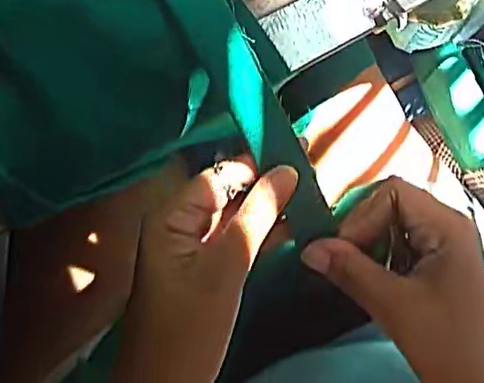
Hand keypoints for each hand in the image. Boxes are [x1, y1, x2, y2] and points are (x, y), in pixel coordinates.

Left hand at [112, 158, 298, 382]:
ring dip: (271, 202)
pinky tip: (295, 220)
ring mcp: (193, 246)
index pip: (223, 173)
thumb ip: (258, 213)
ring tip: (310, 188)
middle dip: (269, 178)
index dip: (260, 161)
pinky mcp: (206, 267)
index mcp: (172, 216)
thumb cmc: (188, 332)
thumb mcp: (228, 267)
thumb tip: (288, 168)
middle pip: (231, 188)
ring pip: (238, 211)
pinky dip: (265, 227)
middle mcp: (180, 223)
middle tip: (310, 164)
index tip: (299, 151)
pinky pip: (239, 234)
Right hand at [300, 177, 483, 382]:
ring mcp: (449, 242)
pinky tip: (375, 281)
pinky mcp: (444, 263)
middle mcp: (450, 222)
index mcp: (447, 222)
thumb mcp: (395, 306)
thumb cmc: (448, 344)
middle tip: (342, 260)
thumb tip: (310, 249)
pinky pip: (407, 244)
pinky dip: (386, 257)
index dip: (363, 215)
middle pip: (396, 203)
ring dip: (373, 244)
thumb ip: (351, 271)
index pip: (395, 192)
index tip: (340, 249)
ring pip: (399, 224)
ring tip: (356, 272)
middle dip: (365, 228)